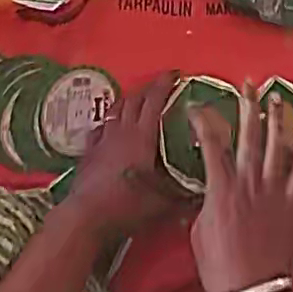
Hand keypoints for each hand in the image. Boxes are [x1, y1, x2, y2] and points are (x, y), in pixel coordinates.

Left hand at [65, 71, 183, 243]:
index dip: (165, 83)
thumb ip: (185, 196)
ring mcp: (103, 139)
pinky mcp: (89, 151)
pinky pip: (99, 127)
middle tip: (160, 85)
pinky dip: (108, 121)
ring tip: (137, 99)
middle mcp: (122, 130)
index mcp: (142, 135)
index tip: (176, 74)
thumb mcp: (163, 203)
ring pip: (116, 109)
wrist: (87, 217)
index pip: (155, 99)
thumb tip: (206, 193)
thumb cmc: (127, 206)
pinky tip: (110, 125)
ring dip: (128, 99)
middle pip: (135, 99)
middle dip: (149, 87)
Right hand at [189, 83, 292, 291]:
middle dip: (248, 104)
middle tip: (249, 84)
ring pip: (278, 144)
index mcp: (222, 185)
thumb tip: (204, 194)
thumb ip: (204, 204)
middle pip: (250, 133)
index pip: (211, 141)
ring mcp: (275, 189)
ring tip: (277, 98)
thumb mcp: (200, 232)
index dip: (202, 119)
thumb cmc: (220, 266)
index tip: (196, 105)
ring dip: (277, 118)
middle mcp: (250, 179)